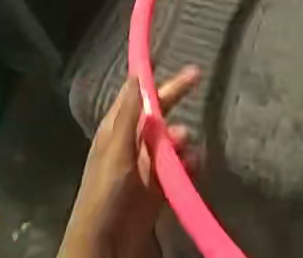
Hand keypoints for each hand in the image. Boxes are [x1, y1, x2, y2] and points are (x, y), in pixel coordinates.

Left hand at [58, 66, 200, 257]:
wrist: (105, 247)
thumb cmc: (105, 193)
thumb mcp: (115, 150)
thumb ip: (128, 114)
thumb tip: (136, 74)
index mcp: (116, 129)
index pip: (138, 95)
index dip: (155, 79)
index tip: (175, 63)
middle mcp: (132, 143)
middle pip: (158, 113)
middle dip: (175, 97)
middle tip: (198, 76)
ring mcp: (146, 166)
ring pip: (170, 141)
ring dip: (181, 137)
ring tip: (186, 142)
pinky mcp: (158, 189)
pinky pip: (178, 169)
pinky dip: (188, 164)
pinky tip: (195, 164)